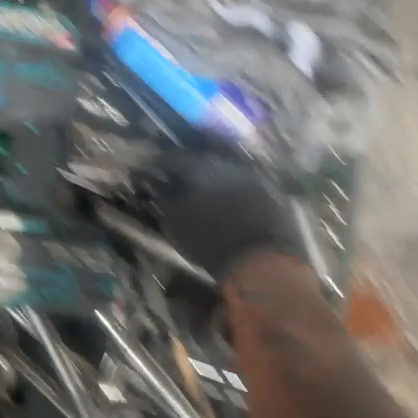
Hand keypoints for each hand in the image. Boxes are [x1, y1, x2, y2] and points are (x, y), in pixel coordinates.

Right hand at [151, 154, 300, 282]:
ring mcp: (253, 174)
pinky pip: (244, 179)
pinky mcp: (271, 188)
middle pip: (200, 157)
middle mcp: (227, 163)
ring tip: (199, 188)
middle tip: (174, 178)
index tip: (146, 173)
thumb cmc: (209, 242)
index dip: (155, 164)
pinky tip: (225, 198)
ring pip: (224, 167)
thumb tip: (152, 181)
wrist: (260, 261)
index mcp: (199, 168)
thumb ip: (163, 196)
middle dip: (185, 166)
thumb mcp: (174, 222)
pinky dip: (230, 185)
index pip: (171, 157)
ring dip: (210, 175)